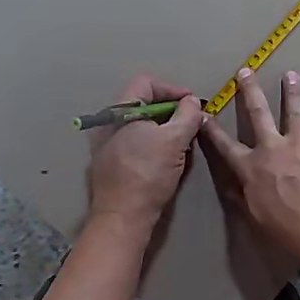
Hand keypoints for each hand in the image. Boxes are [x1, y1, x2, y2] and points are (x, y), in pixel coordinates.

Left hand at [85, 75, 205, 229]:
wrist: (123, 216)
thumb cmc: (148, 174)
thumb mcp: (175, 141)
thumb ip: (187, 115)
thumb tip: (192, 101)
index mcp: (119, 111)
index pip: (146, 83)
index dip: (172, 89)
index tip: (192, 103)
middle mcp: (109, 123)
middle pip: (143, 103)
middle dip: (171, 110)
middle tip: (190, 122)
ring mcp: (107, 144)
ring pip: (141, 125)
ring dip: (164, 128)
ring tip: (183, 141)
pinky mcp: (111, 163)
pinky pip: (135, 142)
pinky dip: (153, 143)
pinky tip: (167, 158)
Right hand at [199, 68, 299, 272]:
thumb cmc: (289, 228)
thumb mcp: (256, 217)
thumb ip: (243, 197)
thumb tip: (232, 185)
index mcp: (251, 167)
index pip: (225, 145)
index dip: (212, 130)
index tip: (203, 114)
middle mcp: (273, 148)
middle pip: (258, 114)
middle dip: (250, 91)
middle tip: (246, 72)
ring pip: (294, 112)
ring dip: (292, 92)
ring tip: (291, 75)